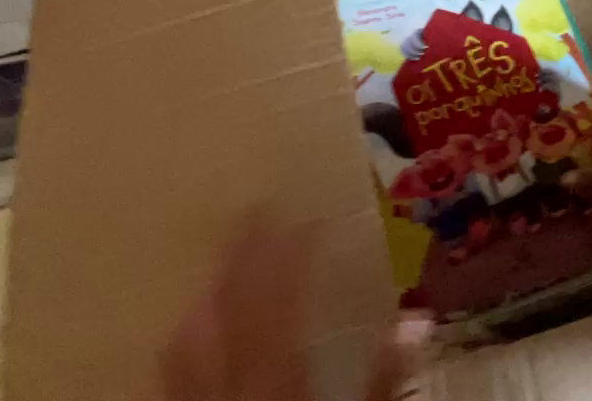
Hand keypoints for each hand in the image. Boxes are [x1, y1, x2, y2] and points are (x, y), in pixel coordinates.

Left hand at [161, 215, 428, 400]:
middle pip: (226, 304)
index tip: (304, 210)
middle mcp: (227, 385)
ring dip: (208, 291)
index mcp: (274, 377)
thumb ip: (382, 380)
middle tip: (255, 209)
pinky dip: (189, 338)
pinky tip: (197, 332)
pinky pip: (174, 372)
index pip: (278, 295)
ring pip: (189, 335)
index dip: (290, 248)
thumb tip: (417, 322)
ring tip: (224, 261)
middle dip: (240, 252)